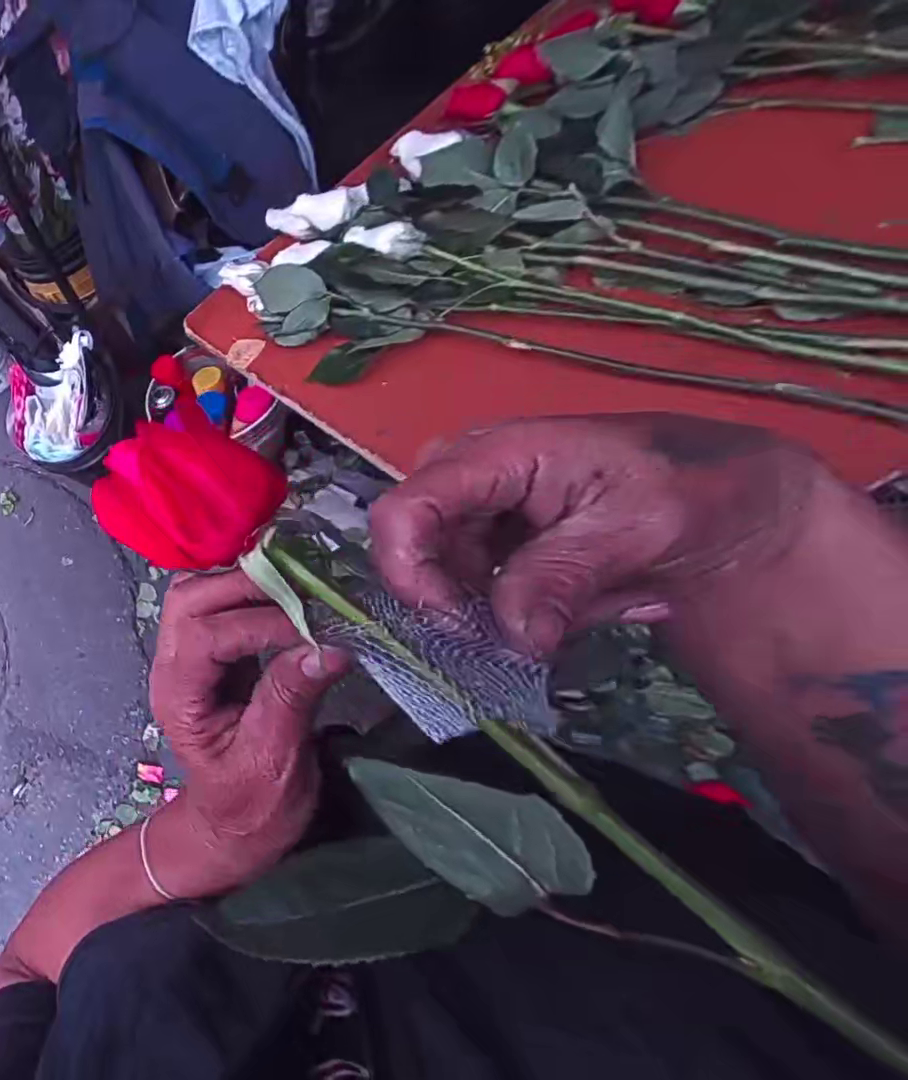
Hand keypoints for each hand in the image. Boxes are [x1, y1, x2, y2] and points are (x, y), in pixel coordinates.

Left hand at [149, 570, 353, 876]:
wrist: (230, 825)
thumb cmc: (249, 806)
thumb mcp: (274, 760)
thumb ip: (291, 699)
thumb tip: (328, 646)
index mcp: (178, 696)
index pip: (205, 637)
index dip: (259, 623)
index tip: (315, 624)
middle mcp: (170, 666)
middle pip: (187, 600)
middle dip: (243, 585)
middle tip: (306, 587)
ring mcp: (182, 656)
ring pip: (194, 594)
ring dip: (241, 581)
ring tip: (298, 584)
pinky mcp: (205, 653)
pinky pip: (214, 605)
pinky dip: (246, 592)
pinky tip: (285, 593)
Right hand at [370, 413, 829, 656]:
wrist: (741, 498)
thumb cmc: (698, 488)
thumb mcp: (640, 530)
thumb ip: (563, 577)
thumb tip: (512, 638)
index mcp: (491, 455)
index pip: (403, 512)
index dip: (406, 570)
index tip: (454, 623)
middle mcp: (459, 476)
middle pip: (411, 546)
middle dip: (459, 595)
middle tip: (526, 629)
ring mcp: (466, 506)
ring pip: (436, 572)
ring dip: (494, 604)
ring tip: (581, 605)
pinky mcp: (478, 533)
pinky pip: (464, 581)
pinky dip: (509, 604)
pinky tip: (569, 599)